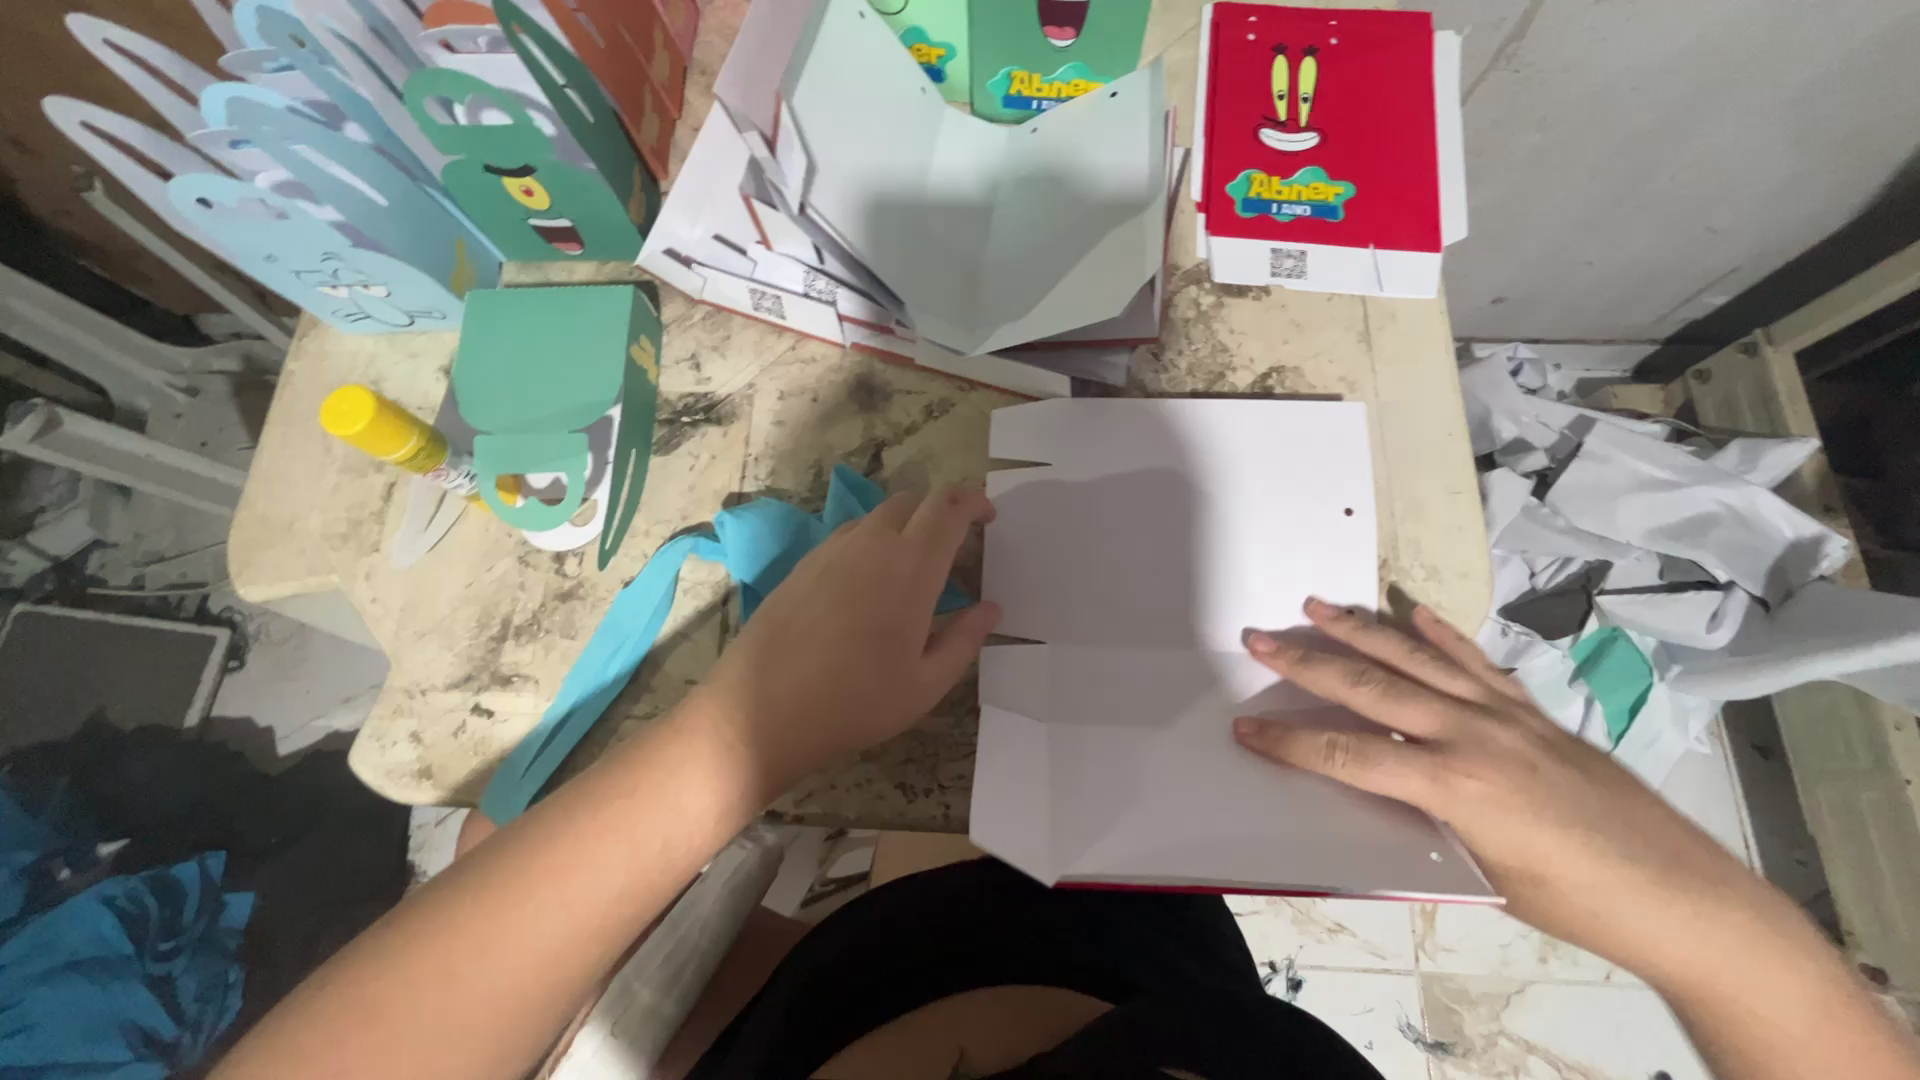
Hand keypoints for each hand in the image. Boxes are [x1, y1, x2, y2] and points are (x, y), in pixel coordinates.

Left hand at [686, 485, 1001, 799]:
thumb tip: (990, 609)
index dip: (974, 502)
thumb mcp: (926, 684)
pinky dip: (874, 539)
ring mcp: (833, 550)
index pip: (949, 509)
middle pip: (915, 499)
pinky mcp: (805, 564)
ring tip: (917, 563)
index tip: (988, 515)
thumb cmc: (856, 701)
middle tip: (959, 539)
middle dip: (944, 507)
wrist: (763, 708)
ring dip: (908, 523)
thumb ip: (965, 640)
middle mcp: (873, 543)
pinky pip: (850, 534)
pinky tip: (871, 581)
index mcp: (913, 566)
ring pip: (880, 514)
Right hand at [1234, 598, 1769, 984]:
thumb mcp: (1479, 873)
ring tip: (1317, 604)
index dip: (1290, 742)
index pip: (1349, 755)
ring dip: (1360, 629)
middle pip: (1371, 687)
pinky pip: (1475, 660)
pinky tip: (1412, 608)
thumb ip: (1420, 818)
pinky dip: (1440, 631)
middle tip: (1259, 638)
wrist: (1687, 900)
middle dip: (1307, 662)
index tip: (1246, 728)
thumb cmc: (1575, 904)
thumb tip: (1369, 786)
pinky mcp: (1532, 711)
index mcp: (1455, 785)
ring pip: (1418, 658)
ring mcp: (1505, 715)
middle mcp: (1473, 735)